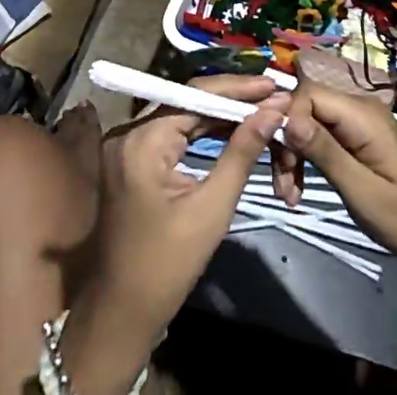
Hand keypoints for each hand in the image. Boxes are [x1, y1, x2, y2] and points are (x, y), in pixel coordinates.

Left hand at [60, 76, 286, 393]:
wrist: (122, 310)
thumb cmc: (167, 264)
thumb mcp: (213, 207)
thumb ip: (242, 152)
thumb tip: (273, 110)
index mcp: (142, 141)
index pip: (196, 95)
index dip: (238, 88)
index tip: (274, 85)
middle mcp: (128, 132)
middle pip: (188, 99)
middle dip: (231, 97)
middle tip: (273, 96)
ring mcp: (126, 144)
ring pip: (182, 112)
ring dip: (219, 111)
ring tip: (261, 107)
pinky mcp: (131, 157)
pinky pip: (172, 129)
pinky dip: (202, 127)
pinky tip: (232, 125)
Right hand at [275, 82, 396, 278]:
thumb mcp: (360, 190)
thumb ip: (325, 152)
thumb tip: (287, 120)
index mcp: (364, 115)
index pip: (309, 93)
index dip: (287, 120)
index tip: (282, 162)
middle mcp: (359, 108)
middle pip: (304, 107)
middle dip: (286, 143)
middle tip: (283, 188)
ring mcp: (356, 122)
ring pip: (306, 123)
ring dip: (292, 156)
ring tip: (289, 196)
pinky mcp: (353, 137)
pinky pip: (317, 136)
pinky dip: (304, 160)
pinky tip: (298, 190)